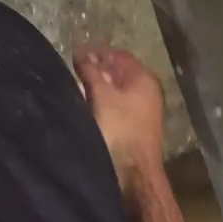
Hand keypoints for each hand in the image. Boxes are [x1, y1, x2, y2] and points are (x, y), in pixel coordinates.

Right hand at [75, 46, 166, 180]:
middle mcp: (148, 90)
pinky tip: (89, 106)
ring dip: (99, 86)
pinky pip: (118, 103)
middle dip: (96, 69)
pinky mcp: (138, 124)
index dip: (96, 52)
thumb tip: (80, 54)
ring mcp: (145, 108)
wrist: (134, 170)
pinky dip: (104, 100)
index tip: (74, 55)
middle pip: (118, 71)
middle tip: (74, 71)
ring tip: (78, 88)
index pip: (117, 54)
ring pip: (118, 88)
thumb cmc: (118, 126)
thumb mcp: (99, 93)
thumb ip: (89, 70)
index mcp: (143, 77)